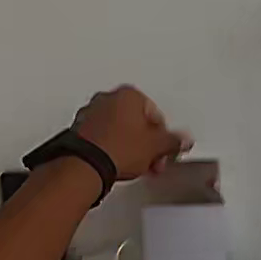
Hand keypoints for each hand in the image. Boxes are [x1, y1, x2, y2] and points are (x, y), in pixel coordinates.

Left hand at [72, 85, 189, 179]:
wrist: (87, 164)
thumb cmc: (117, 148)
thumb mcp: (156, 146)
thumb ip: (173, 141)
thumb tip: (181, 140)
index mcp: (129, 95)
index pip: (156, 114)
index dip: (164, 136)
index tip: (165, 149)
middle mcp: (108, 98)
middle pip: (136, 120)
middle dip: (146, 141)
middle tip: (152, 158)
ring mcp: (91, 112)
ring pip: (119, 128)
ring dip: (130, 144)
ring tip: (135, 163)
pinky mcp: (79, 129)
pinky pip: (103, 136)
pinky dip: (112, 146)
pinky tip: (118, 162)